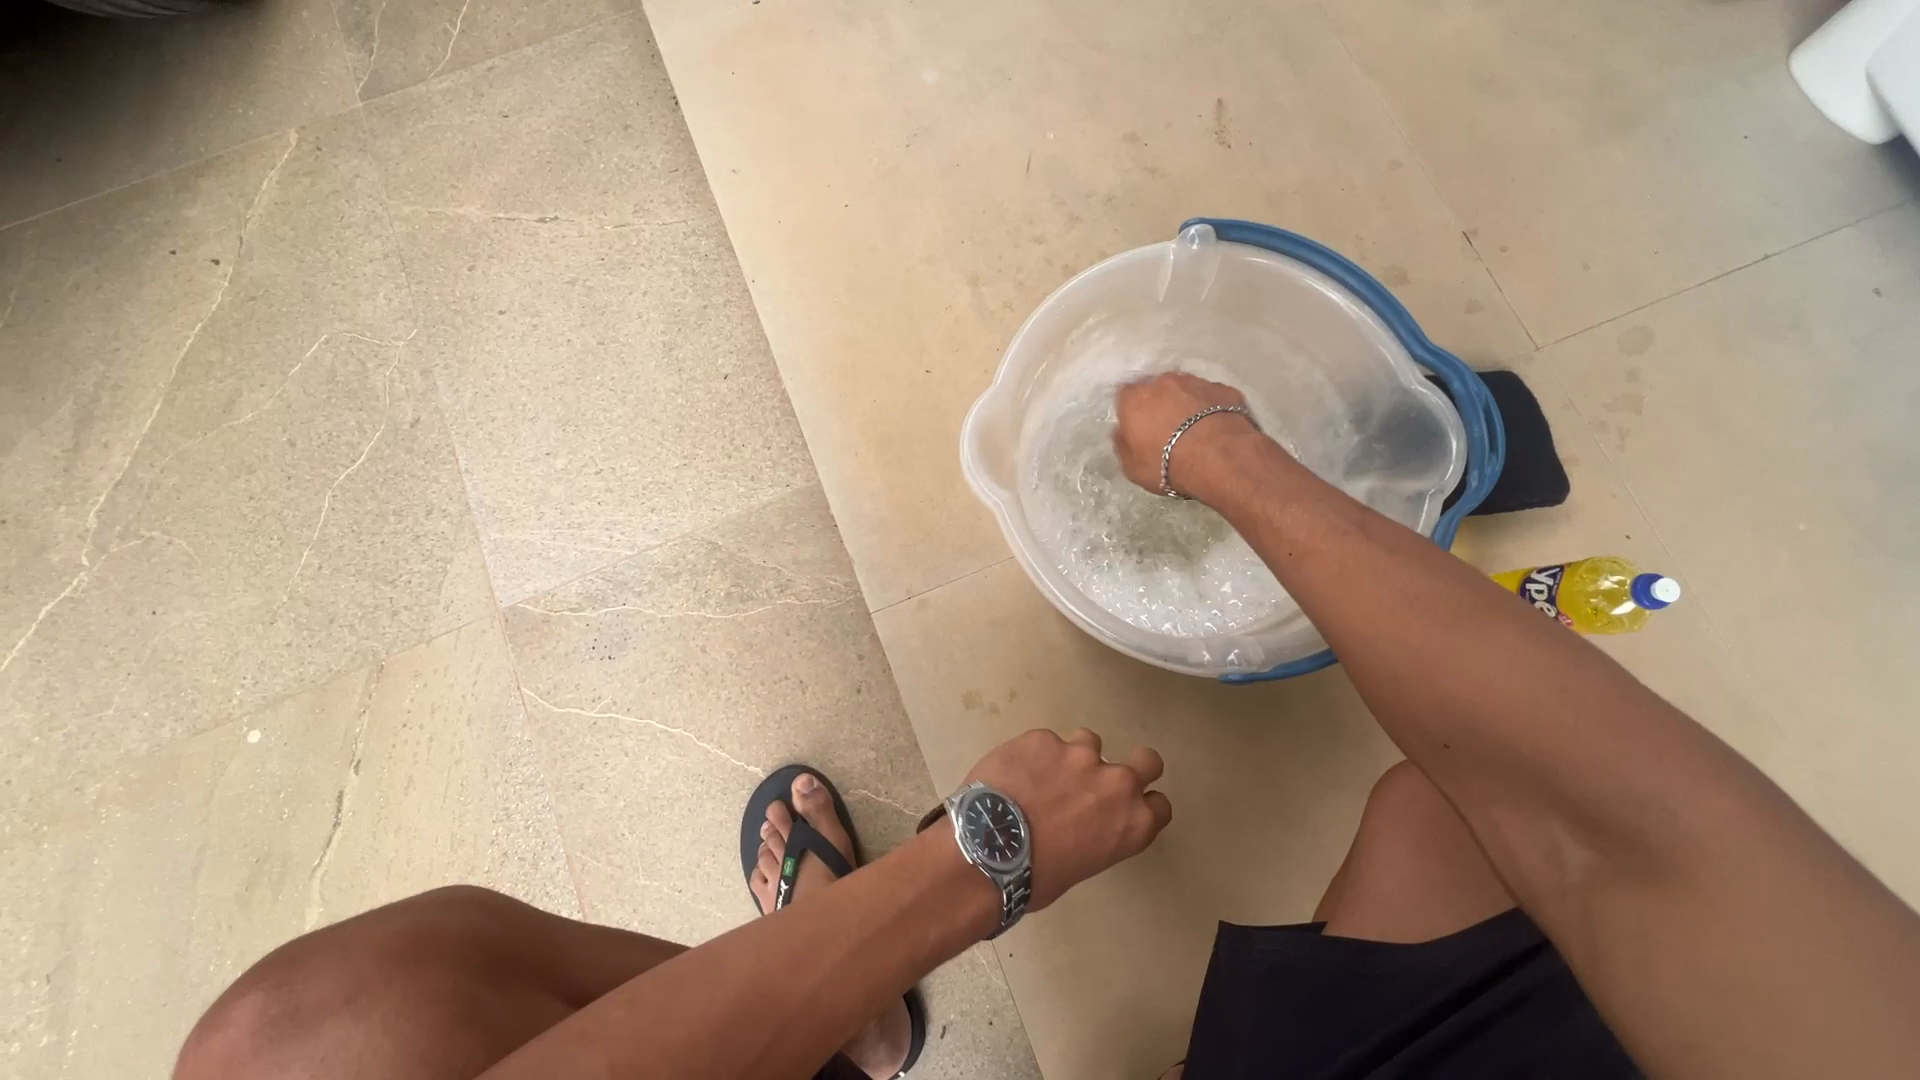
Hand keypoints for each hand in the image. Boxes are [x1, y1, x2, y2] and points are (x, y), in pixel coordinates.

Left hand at [960, 728, 1172, 911]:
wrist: (987, 851)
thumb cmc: (1034, 878)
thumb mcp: (1080, 864)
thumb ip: (1095, 834)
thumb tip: (1079, 823)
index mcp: (1132, 824)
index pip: (1160, 805)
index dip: (1143, 804)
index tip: (1125, 809)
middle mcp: (1117, 783)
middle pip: (1148, 760)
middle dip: (1132, 766)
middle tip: (1101, 779)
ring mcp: (1080, 754)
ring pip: (1090, 742)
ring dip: (1073, 757)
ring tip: (1042, 775)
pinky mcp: (1044, 738)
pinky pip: (1045, 741)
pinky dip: (1034, 755)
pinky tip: (1013, 773)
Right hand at [1113, 372, 1261, 498]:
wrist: (1219, 458)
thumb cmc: (1166, 464)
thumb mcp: (1131, 466)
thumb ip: (1123, 443)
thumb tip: (1121, 431)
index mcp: (1134, 398)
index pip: (1124, 395)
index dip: (1131, 409)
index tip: (1137, 425)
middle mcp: (1163, 382)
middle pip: (1157, 387)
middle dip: (1159, 402)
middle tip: (1166, 426)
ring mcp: (1197, 382)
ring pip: (1186, 388)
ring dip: (1186, 403)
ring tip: (1194, 427)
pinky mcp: (1224, 389)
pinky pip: (1212, 397)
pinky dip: (1211, 407)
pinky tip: (1216, 426)